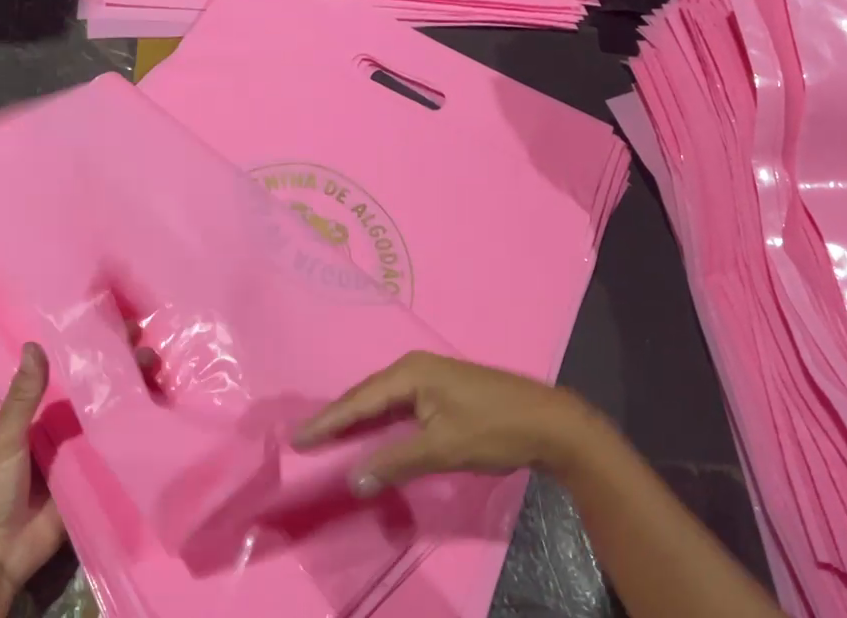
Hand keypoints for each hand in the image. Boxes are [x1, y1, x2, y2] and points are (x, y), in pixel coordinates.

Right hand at [292, 351, 599, 497]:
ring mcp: (430, 376)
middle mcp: (415, 367)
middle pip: (367, 395)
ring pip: (383, 400)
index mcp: (410, 373)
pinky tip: (371, 432)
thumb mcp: (442, 448)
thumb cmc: (492, 429)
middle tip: (305, 437)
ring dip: (358, 418)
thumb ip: (395, 462)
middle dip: (337, 417)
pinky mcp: (443, 390)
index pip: (359, 399)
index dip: (328, 421)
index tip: (297, 438)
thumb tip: (353, 479)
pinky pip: (399, 404)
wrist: (549, 422)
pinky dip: (380, 420)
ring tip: (329, 435)